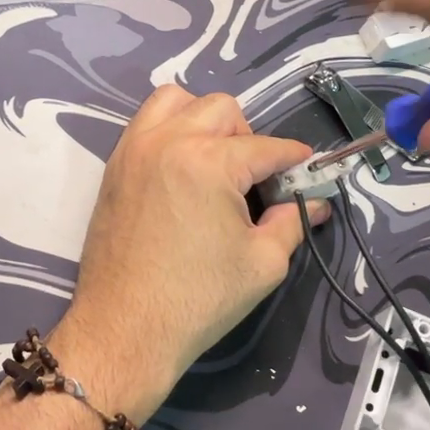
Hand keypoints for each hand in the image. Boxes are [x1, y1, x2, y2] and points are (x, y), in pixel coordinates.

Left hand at [53, 86, 326, 421]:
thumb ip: (292, 221)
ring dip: (203, 120)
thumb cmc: (198, 299)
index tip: (307, 171)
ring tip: (214, 162)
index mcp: (209, 162)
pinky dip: (170, 130)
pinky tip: (183, 169)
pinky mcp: (115, 167)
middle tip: (254, 178)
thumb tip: (314, 202)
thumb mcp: (263, 263)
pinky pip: (146, 124)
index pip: (266, 147)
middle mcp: (168, 141)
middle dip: (248, 136)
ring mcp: (134, 150)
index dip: (294, 160)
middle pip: (221, 109)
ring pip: (175, 101)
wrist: (125, 328)